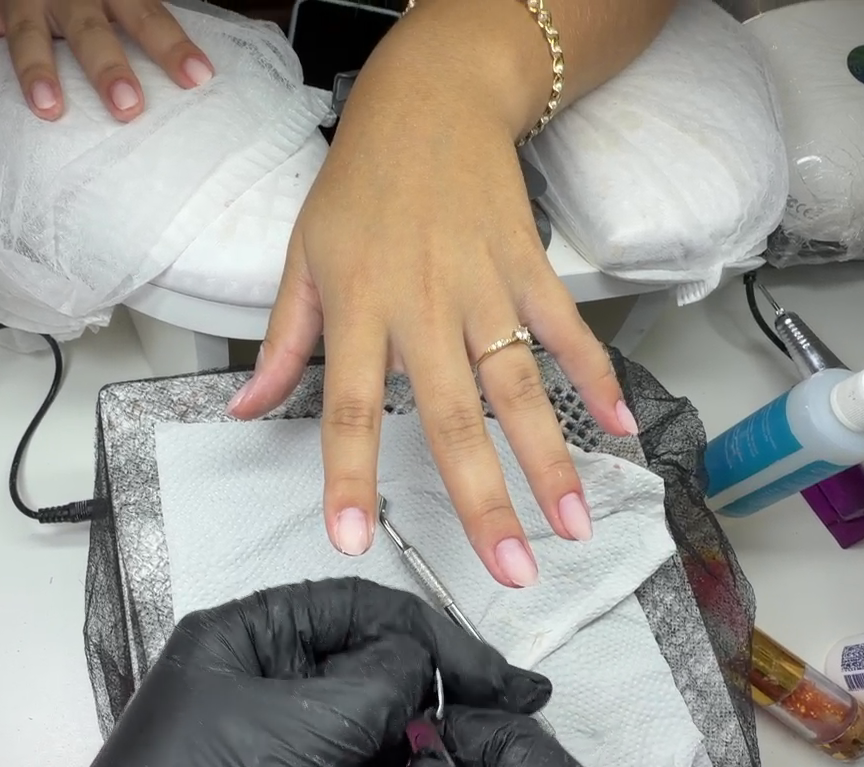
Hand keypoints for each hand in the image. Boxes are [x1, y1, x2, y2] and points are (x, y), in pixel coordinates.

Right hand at [0, 0, 212, 120]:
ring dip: (38, 70)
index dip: (172, 46)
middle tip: (127, 106)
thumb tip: (198, 69)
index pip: (147, 15)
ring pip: (28, 32)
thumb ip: (145, 17)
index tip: (197, 78)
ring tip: (51, 109)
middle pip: (89, 29)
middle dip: (108, 67)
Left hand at [0, 579, 550, 766]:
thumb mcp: (298, 737)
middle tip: (504, 710)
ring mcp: (262, 721)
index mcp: (248, 630)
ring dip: (406, 726)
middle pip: (359, 653)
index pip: (357, 606)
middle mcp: (255, 663)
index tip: (498, 676)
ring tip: (467, 747)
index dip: (433, 634)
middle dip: (427, 681)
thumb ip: (377, 683)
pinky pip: (336, 754)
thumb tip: (424, 659)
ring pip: (353, 706)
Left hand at [229, 16, 636, 588]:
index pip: (350, 410)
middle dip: (483, 499)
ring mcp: (485, 289)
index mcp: (358, 312)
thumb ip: (281, 345)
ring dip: (551, 458)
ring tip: (573, 524)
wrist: (431, 99)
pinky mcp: (530, 268)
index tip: (353, 541)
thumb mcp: (301, 260)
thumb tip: (244, 411)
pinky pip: (567, 328)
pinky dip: (595, 374)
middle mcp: (424, 310)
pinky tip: (620, 425)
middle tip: (511, 570)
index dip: (350, 477)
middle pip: (454, 417)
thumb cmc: (357, 187)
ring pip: (520, 385)